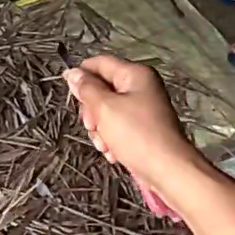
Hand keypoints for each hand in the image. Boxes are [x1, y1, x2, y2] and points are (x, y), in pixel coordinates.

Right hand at [63, 56, 205, 187]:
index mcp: (135, 75)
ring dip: (99, 129)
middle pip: (101, 89)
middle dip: (91, 110)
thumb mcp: (105, 108)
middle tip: (92, 125)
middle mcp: (140, 88)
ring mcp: (142, 109)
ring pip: (106, 112)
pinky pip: (117, 127)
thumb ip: (86, 88)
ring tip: (105, 145)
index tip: (68, 92)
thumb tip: (73, 73)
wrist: (167, 170)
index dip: (81, 75)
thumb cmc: (136, 135)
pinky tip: (113, 152)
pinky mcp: (142, 129)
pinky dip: (111, 139)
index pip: (100, 63)